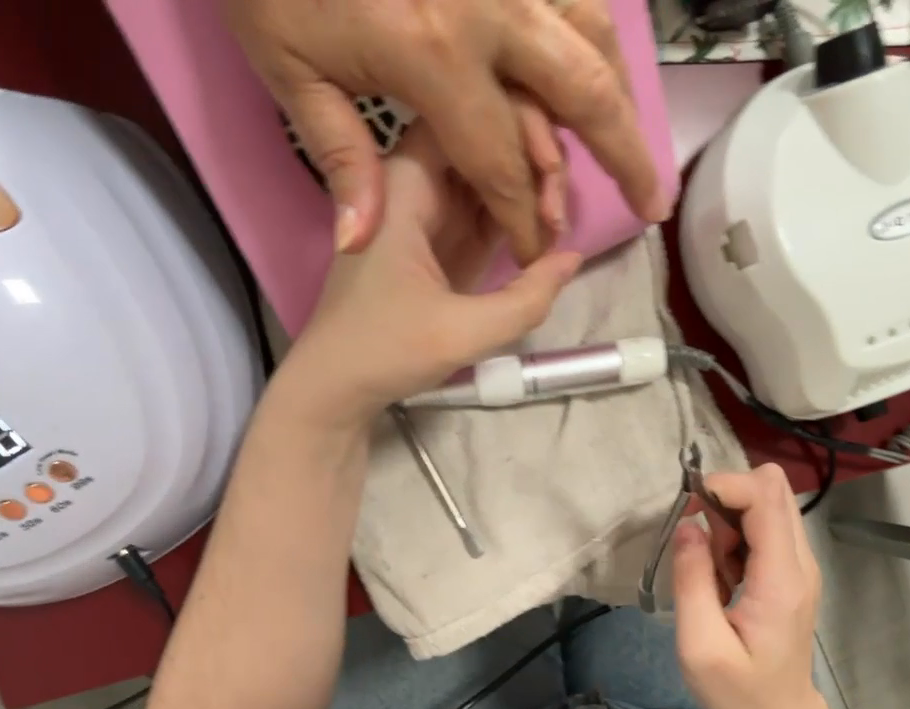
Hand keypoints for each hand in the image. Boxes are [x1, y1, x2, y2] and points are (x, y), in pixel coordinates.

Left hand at [222, 0, 667, 262]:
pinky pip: (573, 1)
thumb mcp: (289, 73)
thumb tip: (359, 240)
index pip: (503, 163)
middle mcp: (490, 11)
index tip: (538, 254)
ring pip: (592, 38)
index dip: (525, 218)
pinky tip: (600, 79)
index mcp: (435, 56)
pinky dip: (596, 44)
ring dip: (621, 99)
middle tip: (655, 206)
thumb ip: (340, 158)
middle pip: (583, 95)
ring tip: (636, 150)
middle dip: (625, 157)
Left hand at [276, 124, 582, 425]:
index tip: (554, 190)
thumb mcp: (463, 332)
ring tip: (558, 231)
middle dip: (529, 168)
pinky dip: (512, 219)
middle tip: (560, 218)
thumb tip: (575, 255)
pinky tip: (541, 242)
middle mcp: (412, 182)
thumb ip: (527, 298)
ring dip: (526, 195)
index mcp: (404, 183)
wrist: (333, 387)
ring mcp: (423, 211)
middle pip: (482, 141)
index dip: (521, 136)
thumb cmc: (384, 353)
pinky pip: (480, 210)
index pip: (469, 119)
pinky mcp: (433, 240)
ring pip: (486, 176)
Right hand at [672, 464, 827, 708]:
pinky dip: (735, 538)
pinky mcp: (791, 571)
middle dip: (725, 500)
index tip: (685, 511)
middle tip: (698, 546)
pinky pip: (764, 527)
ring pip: (767, 504)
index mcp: (781, 579)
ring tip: (711, 573)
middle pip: (772, 488)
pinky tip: (724, 579)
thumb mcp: (699, 646)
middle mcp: (800, 562)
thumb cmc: (738, 692)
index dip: (723, 486)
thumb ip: (692, 581)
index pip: (765, 496)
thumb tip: (686, 525)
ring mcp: (800, 565)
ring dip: (728, 523)